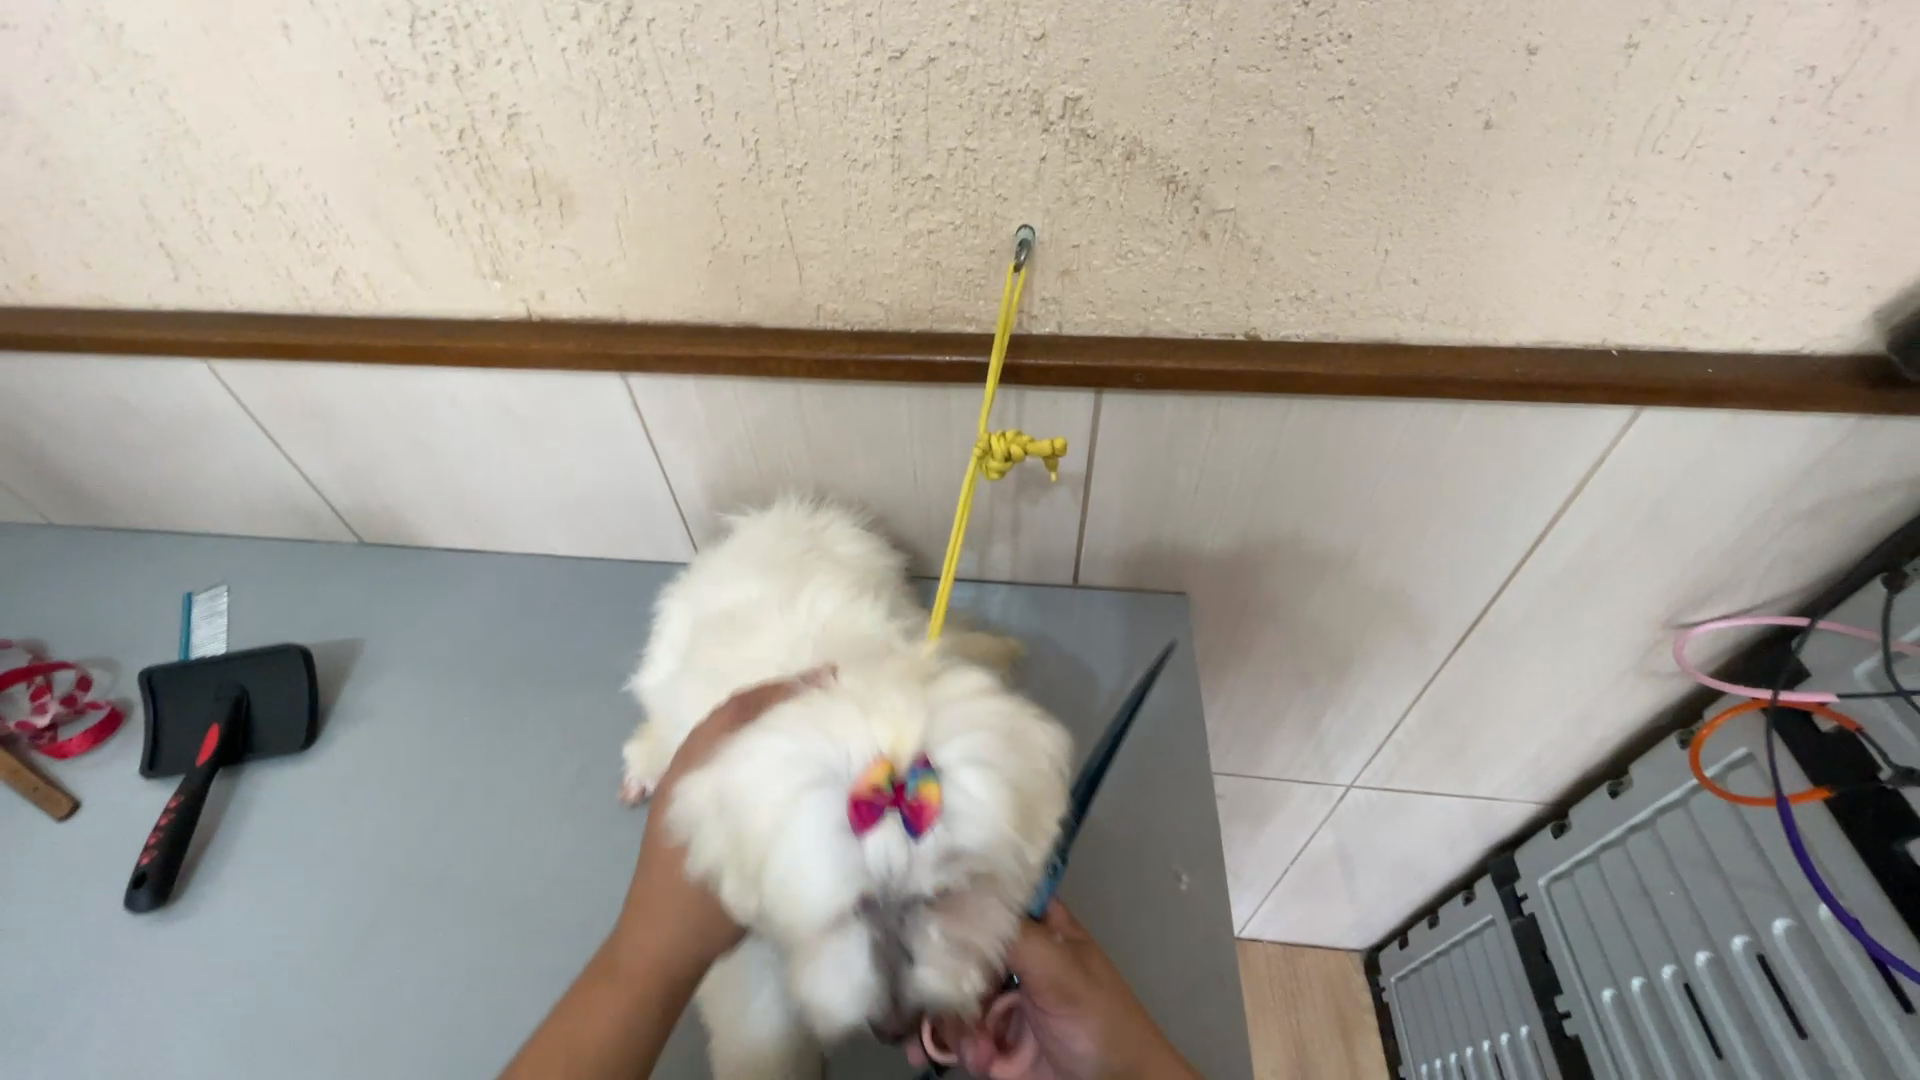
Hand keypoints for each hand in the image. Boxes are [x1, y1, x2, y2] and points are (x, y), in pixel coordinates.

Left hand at [612, 668, 832, 969]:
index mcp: (698, 771)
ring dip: (769, 715)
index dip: (786, 689)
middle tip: (827, 689)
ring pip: (733, 731)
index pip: (743, 709)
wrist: (657, 949)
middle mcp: (690, 767)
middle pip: (737, 711)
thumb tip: (845, 778)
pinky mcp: (694, 803)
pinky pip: (731, 753)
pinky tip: (787, 754)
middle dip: (781, 694)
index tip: (828, 680)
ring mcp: (688, 784)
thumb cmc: (706, 908)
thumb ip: (790, 814)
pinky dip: (759, 739)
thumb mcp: (753, 858)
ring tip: (811, 712)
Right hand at [924, 901, 1198, 1079]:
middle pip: (956, 945)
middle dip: (933, 968)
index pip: (987, 896)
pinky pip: (950, 1035)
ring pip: (947, 992)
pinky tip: (926, 1055)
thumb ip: (1009, 935)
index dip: (949, 896)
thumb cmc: (1101, 1023)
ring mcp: (999, 1001)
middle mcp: (1012, 956)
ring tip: (957, 1042)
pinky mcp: (990, 1044)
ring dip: (941, 1016)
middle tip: (915, 985)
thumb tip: (951, 896)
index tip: (911, 904)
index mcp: (1035, 925)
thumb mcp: (1059, 971)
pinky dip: (937, 1044)